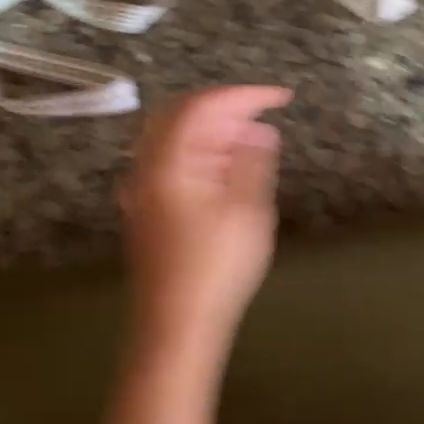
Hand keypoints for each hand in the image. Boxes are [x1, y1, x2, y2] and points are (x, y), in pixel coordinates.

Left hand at [122, 86, 292, 342]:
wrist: (175, 327)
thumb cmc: (215, 268)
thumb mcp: (247, 211)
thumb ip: (253, 162)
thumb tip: (260, 131)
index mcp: (167, 161)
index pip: (202, 105)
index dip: (244, 95)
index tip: (281, 98)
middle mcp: (146, 168)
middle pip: (180, 116)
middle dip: (225, 109)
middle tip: (263, 115)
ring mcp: (142, 192)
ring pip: (175, 141)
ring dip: (214, 133)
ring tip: (254, 142)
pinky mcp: (148, 213)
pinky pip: (173, 164)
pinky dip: (203, 156)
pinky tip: (228, 174)